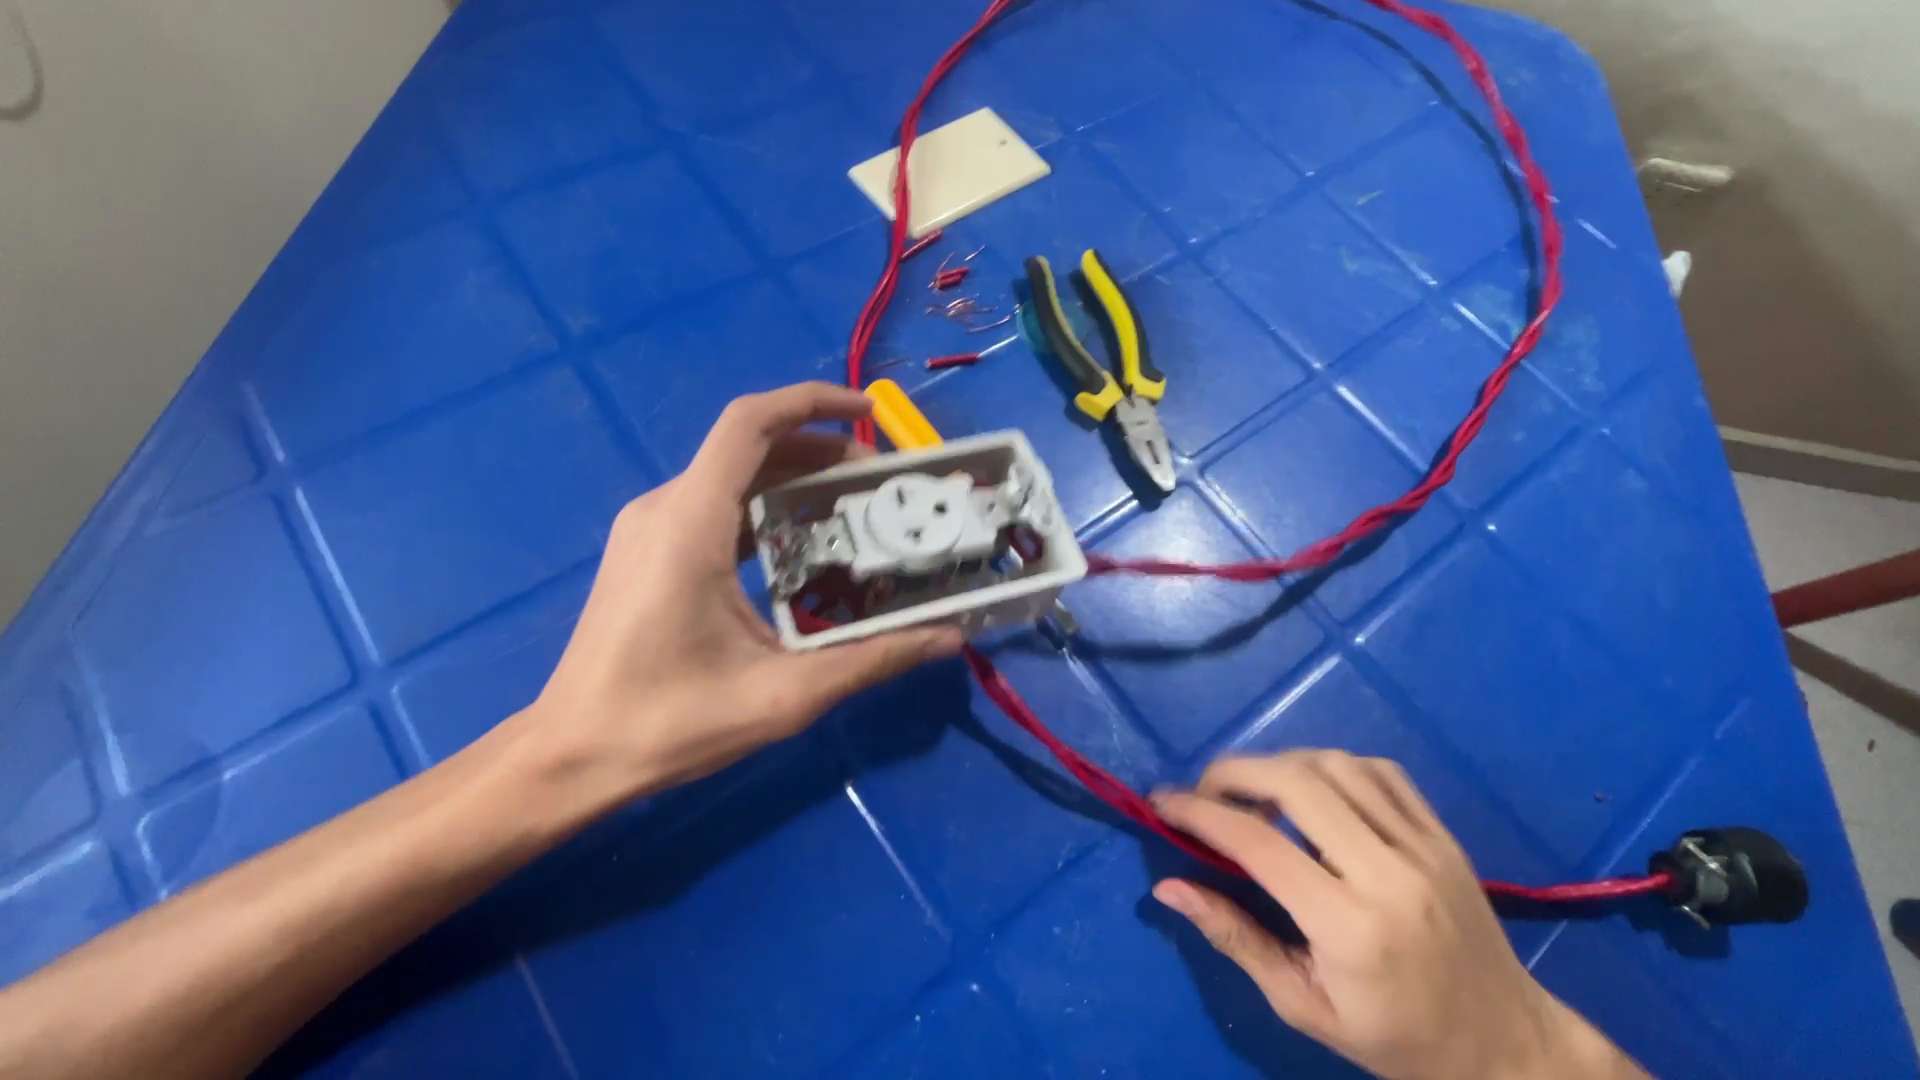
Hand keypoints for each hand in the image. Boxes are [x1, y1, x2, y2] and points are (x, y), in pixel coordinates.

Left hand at [524, 383, 962, 800]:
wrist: (572, 755)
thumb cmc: (669, 722)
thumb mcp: (785, 695)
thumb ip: (872, 659)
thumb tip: (948, 639)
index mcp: (691, 522)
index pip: (750, 423)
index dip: (813, 403)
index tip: (869, 414)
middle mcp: (665, 507)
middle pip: (749, 445)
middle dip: (820, 450)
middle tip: (882, 484)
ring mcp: (649, 527)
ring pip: (731, 474)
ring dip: (793, 479)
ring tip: (853, 508)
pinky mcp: (646, 549)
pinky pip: (713, 503)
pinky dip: (764, 506)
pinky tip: (801, 544)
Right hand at [1153, 751, 1644, 1079]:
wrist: (1507, 1048)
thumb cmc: (1395, 1039)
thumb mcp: (1303, 1006)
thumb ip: (1234, 937)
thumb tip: (1169, 887)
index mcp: (1349, 927)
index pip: (1258, 843)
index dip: (1199, 814)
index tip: (1163, 803)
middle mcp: (1388, 873)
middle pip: (1296, 782)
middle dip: (1233, 773)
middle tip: (1204, 792)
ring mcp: (1423, 847)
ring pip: (1336, 764)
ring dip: (1280, 764)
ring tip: (1255, 793)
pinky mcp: (1444, 835)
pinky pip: (1379, 771)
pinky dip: (1331, 765)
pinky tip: (1313, 789)